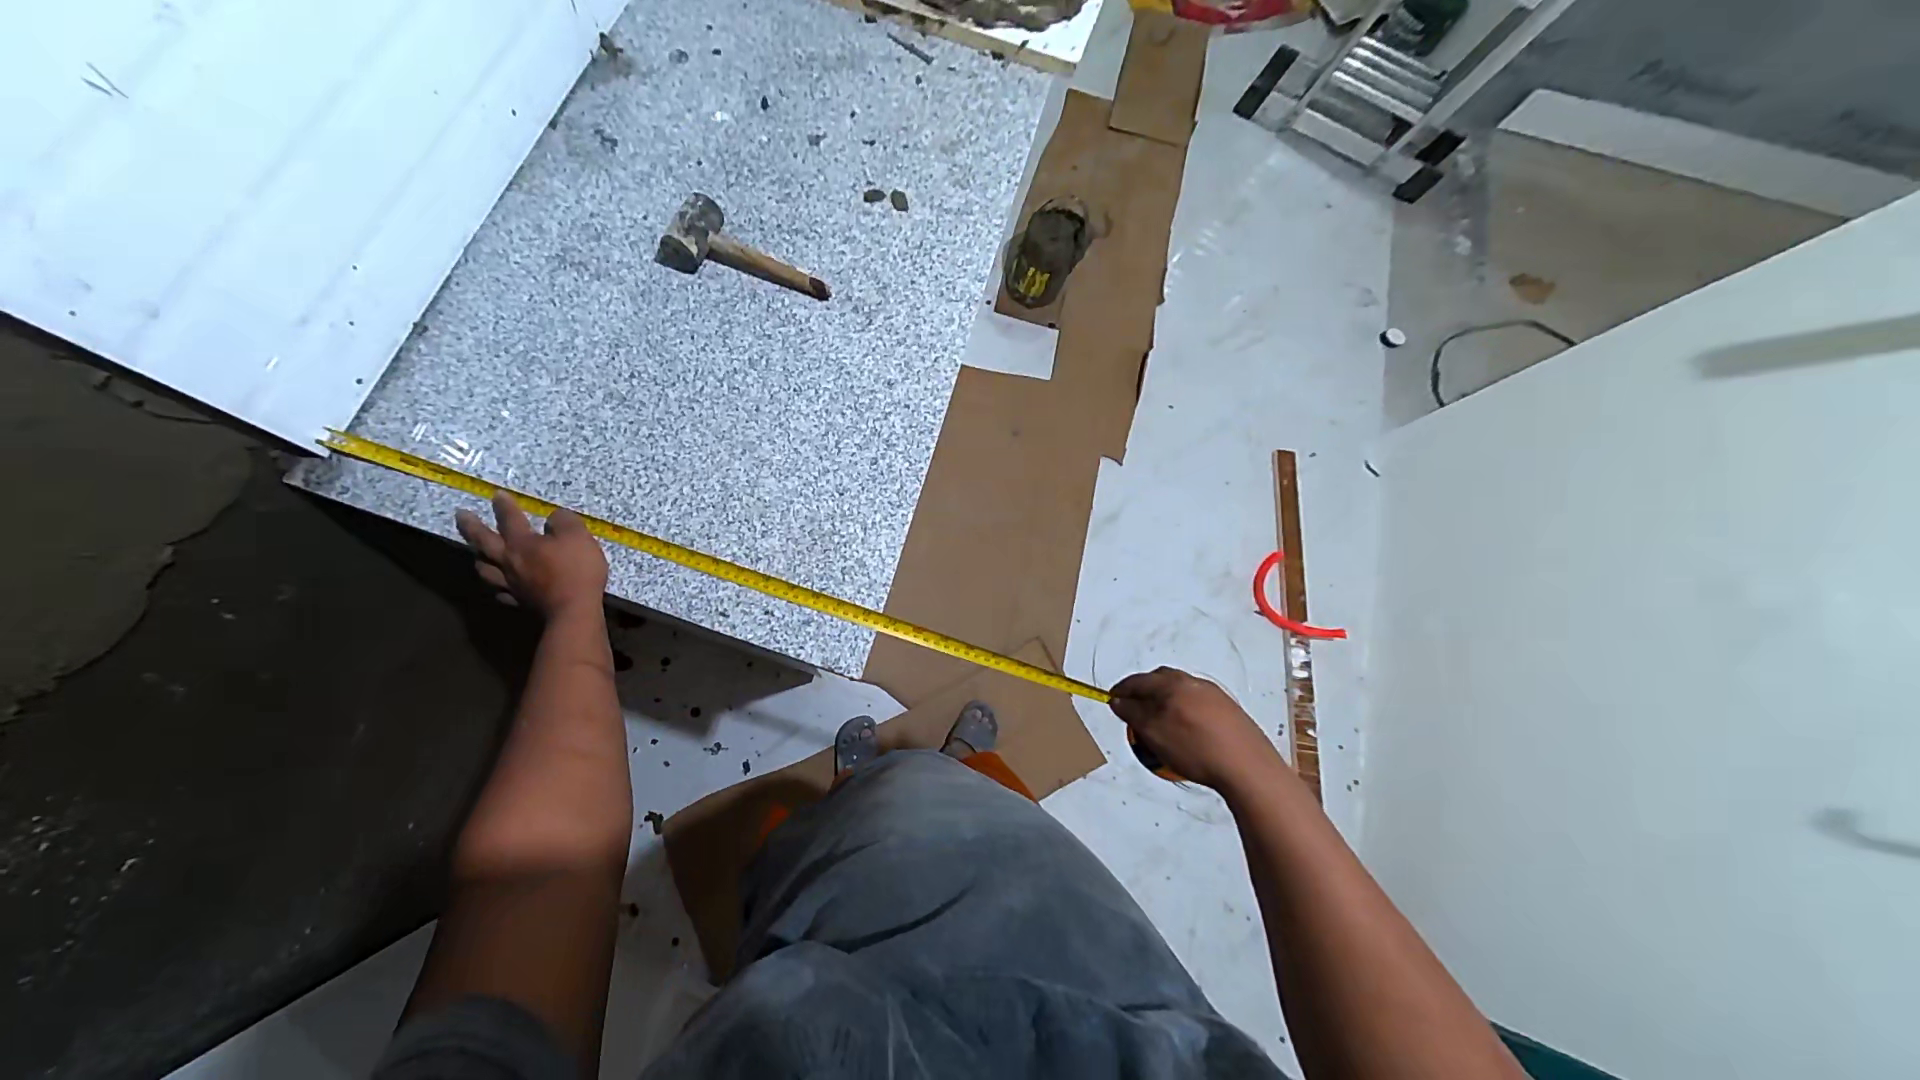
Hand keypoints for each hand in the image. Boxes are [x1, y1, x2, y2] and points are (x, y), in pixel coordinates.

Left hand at [454, 493, 608, 618]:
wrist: (573, 609)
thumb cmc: (576, 570)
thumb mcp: (578, 536)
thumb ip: (564, 522)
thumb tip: (554, 518)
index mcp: (522, 543)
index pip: (509, 519)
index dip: (504, 506)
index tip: (497, 495)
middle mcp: (509, 562)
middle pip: (483, 542)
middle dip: (471, 527)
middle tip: (460, 515)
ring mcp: (512, 584)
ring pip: (486, 569)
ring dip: (479, 559)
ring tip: (476, 553)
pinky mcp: (520, 602)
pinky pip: (502, 593)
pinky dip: (498, 587)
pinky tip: (500, 587)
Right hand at [1109, 667, 1287, 792]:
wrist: (1247, 767)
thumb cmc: (1199, 750)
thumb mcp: (1154, 734)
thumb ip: (1132, 714)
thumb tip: (1119, 702)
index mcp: (1172, 683)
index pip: (1137, 681)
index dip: (1121, 691)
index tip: (1114, 700)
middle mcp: (1193, 682)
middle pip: (1159, 681)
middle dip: (1143, 692)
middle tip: (1134, 709)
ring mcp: (1213, 695)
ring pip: (1180, 692)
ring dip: (1165, 702)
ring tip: (1159, 725)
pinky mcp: (1228, 710)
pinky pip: (1198, 704)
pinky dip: (1184, 712)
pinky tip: (1186, 733)